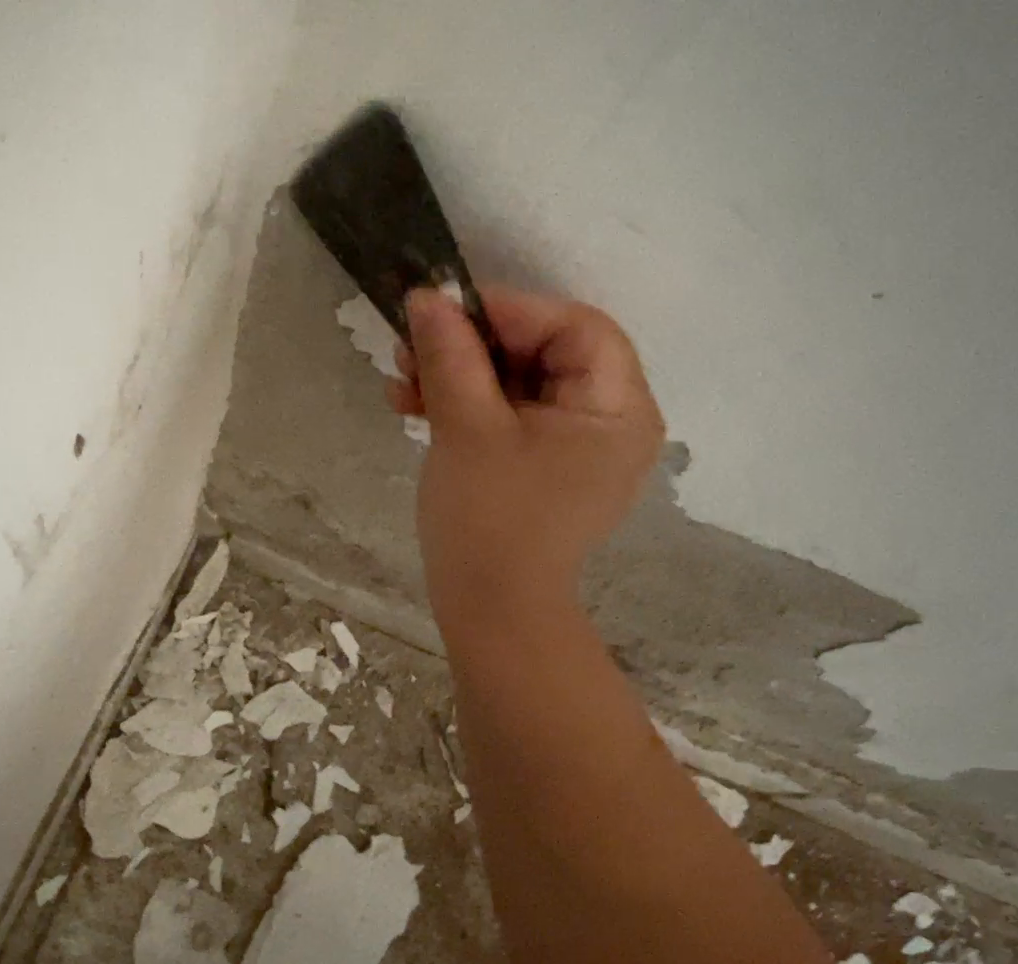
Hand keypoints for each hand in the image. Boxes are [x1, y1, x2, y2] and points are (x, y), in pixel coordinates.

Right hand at [388, 287, 663, 637]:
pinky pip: (509, 416)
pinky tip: (414, 407)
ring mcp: (576, 446)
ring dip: (458, 375)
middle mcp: (610, 420)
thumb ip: (450, 355)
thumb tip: (426, 297)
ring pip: (518, 383)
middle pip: (544, 351)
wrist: (490, 612)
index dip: (508, 310)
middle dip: (472, 345)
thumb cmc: (489, 520)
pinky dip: (465, 406)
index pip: (574, 327)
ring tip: (400, 383)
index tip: (442, 311)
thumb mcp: (467, 428)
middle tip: (410, 347)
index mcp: (617, 408)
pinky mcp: (543, 466)